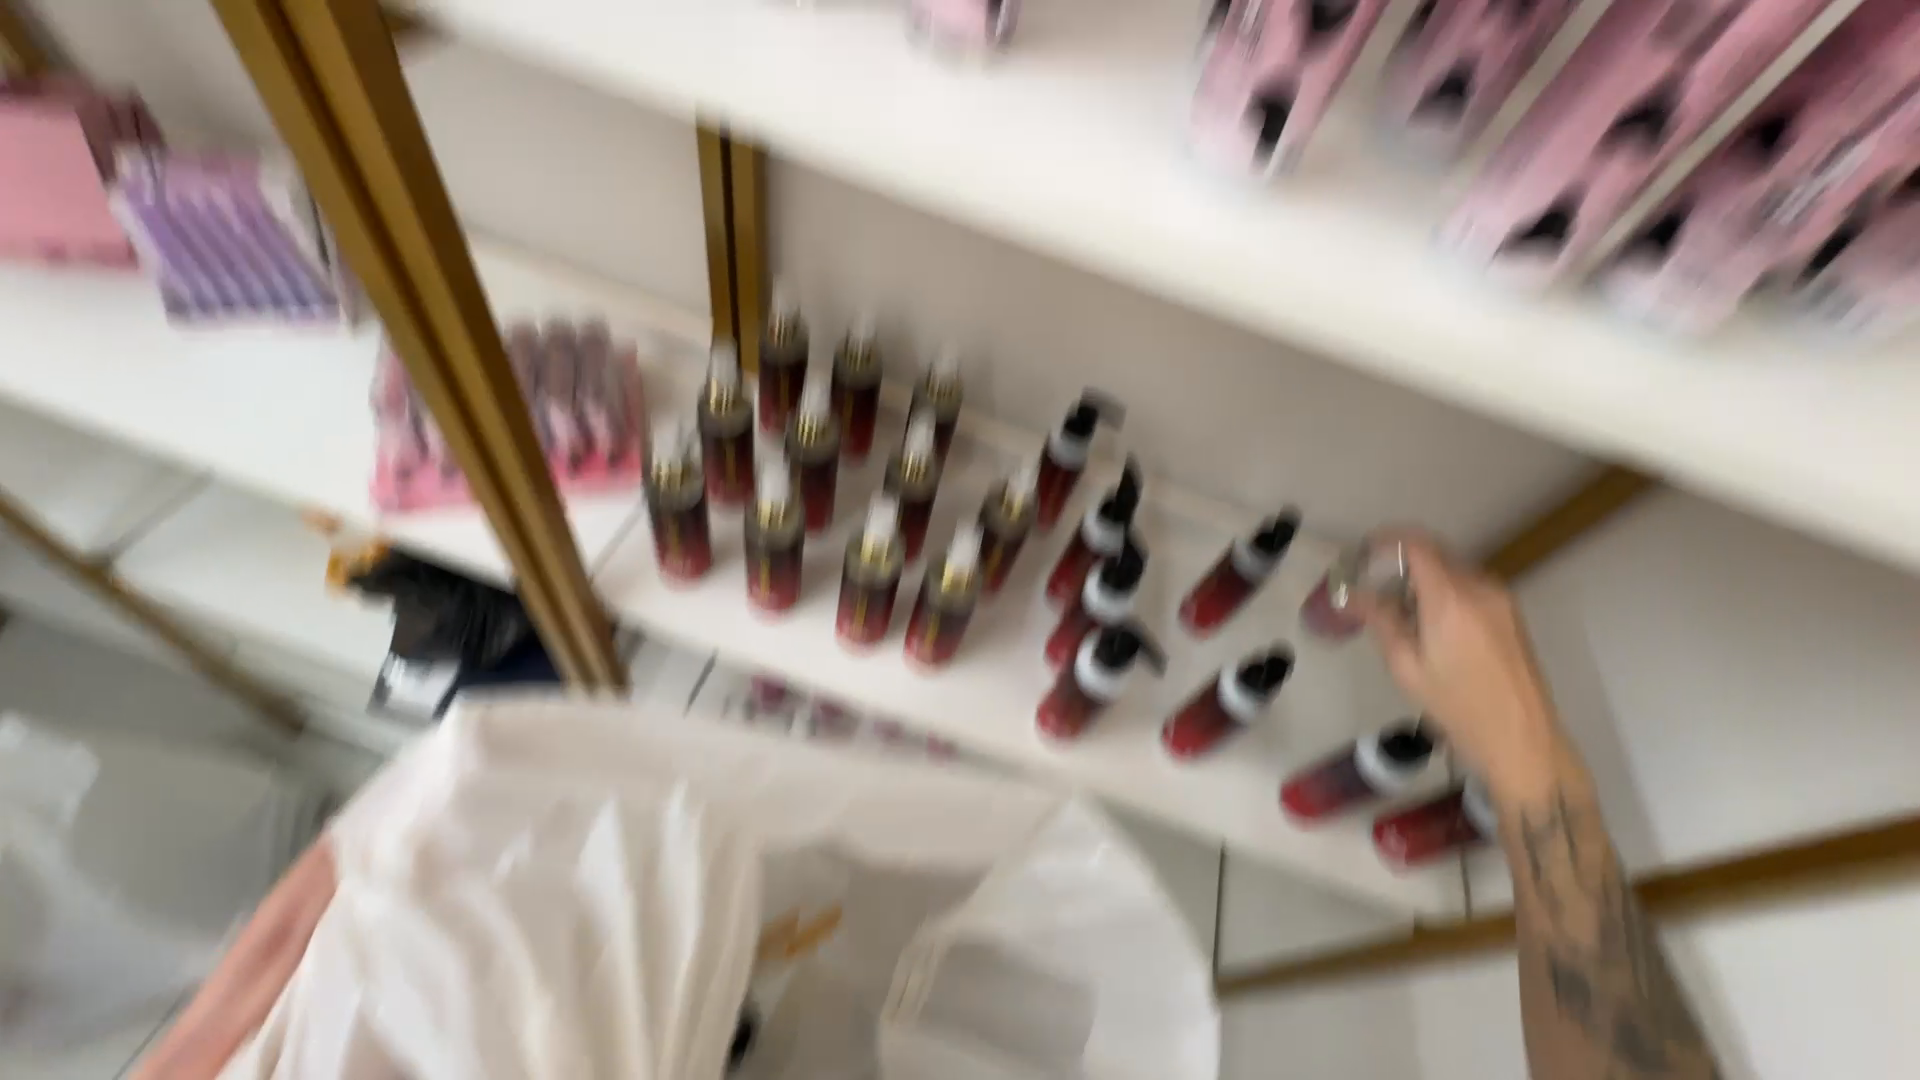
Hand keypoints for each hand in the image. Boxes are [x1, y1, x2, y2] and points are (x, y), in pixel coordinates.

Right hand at [1353, 530, 1579, 806]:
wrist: (1521, 738)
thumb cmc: (1456, 705)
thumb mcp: (1405, 666)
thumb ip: (1381, 621)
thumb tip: (1355, 595)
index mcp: (1450, 599)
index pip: (1417, 546)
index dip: (1387, 541)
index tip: (1364, 553)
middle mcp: (1480, 589)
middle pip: (1435, 556)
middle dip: (1402, 566)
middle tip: (1376, 591)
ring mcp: (1501, 600)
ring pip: (1453, 572)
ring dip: (1424, 581)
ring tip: (1403, 615)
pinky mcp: (1511, 614)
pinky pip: (1470, 588)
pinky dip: (1445, 594)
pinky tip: (1433, 627)